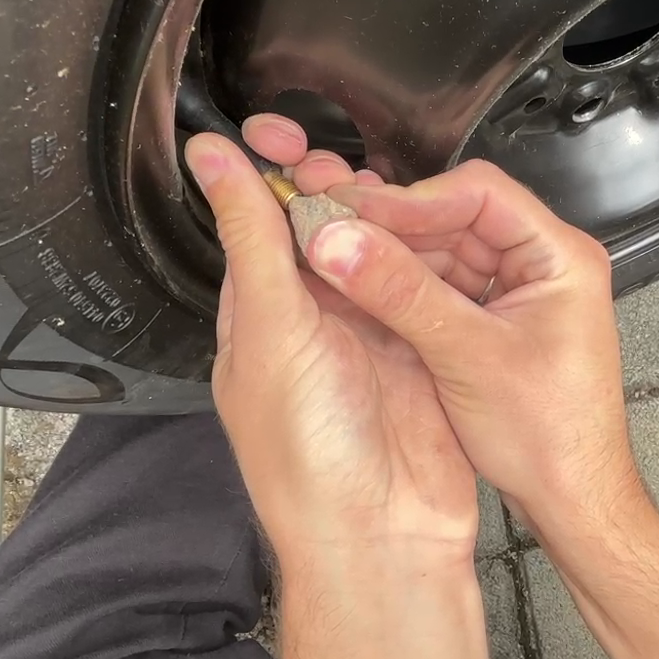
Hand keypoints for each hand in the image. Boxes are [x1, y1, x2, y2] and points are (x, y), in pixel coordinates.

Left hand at [184, 119, 490, 658]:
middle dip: (337, 190)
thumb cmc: (311, 450)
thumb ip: (256, 245)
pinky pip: (426, 293)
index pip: (262, 227)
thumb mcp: (272, 335)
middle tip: (352, 152)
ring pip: (383, 259)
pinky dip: (434, 261)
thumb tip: (213, 161)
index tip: (285, 130)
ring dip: (391, 222)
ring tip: (402, 184)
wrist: (386, 529)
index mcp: (265, 318)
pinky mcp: (424, 352)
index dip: (271, 176)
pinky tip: (445, 230)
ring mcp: (376, 338)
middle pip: (329, 237)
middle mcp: (319, 323)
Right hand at [308, 160, 645, 539]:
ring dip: (396, 259)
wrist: (571, 497)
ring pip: (447, 255)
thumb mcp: (469, 357)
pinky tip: (366, 292)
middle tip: (331, 232)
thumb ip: (402, 294)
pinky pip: (447, 291)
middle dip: (396, 228)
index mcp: (561, 257)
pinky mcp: (501, 324)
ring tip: (336, 259)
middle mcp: (545, 265)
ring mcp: (521, 295)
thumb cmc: (549, 436)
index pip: (480, 194)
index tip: (353, 213)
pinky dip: (408, 291)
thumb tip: (335, 239)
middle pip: (459, 220)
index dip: (412, 199)